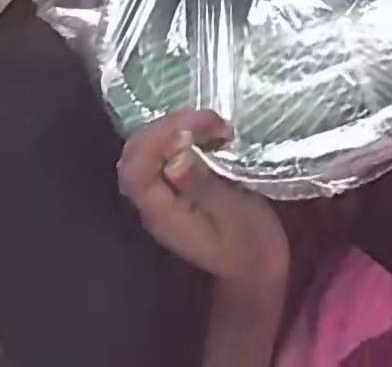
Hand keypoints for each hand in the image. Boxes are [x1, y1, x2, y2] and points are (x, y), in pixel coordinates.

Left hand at [118, 111, 288, 290]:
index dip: (160, 137)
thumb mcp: (233, 213)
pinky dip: (181, 134)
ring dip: (175, 126)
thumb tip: (176, 154)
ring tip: (214, 123)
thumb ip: (202, 185)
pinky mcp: (176, 187)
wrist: (256, 271)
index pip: (136, 169)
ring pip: (147, 150)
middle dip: (168, 125)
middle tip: (211, 120)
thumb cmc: (249, 243)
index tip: (201, 125)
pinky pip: (163, 153)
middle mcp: (154, 203)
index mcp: (162, 213)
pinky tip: (209, 131)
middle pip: (136, 154)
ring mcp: (163, 195)